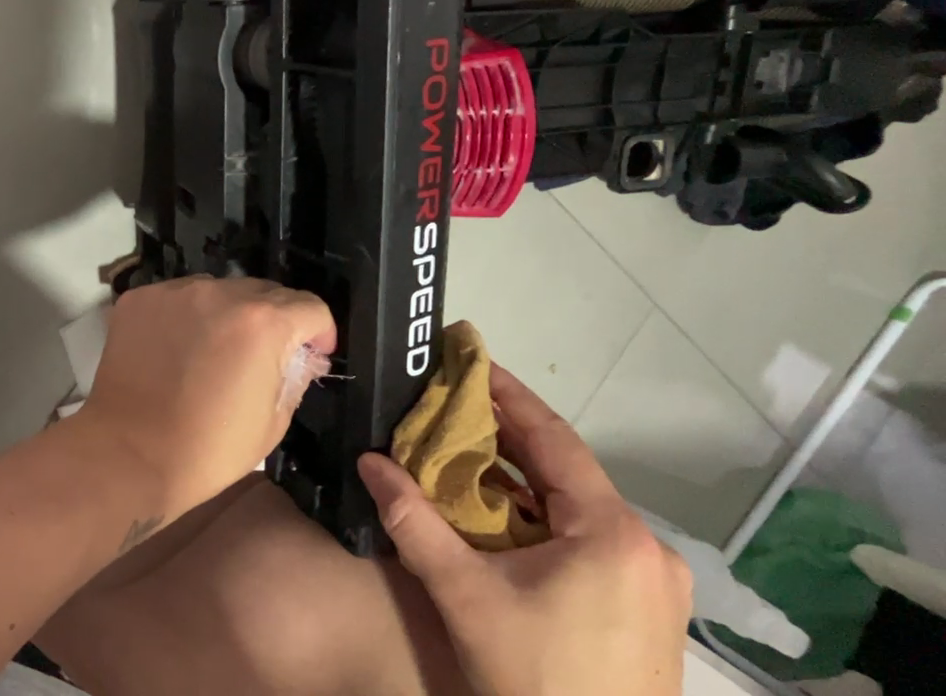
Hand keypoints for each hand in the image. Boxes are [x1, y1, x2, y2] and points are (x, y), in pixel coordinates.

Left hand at [76, 277, 336, 529]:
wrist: (128, 453)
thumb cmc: (208, 448)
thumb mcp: (274, 420)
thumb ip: (296, 375)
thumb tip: (304, 354)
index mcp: (262, 322)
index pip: (310, 306)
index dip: (318, 333)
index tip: (308, 355)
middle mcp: (218, 293)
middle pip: (264, 292)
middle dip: (272, 321)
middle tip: (256, 359)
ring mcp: (173, 292)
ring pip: (217, 290)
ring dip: (225, 314)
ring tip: (210, 353)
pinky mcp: (138, 299)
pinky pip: (176, 298)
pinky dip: (184, 316)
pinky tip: (174, 351)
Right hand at [357, 365, 692, 695]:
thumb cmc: (537, 678)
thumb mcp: (465, 596)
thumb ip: (414, 521)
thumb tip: (369, 461)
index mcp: (614, 534)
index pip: (556, 440)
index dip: (508, 394)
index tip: (469, 358)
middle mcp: (648, 548)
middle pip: (568, 470)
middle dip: (507, 434)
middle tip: (451, 404)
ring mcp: (654, 582)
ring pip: (577, 506)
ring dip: (521, 478)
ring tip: (464, 453)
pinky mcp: (646, 609)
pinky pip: (587, 538)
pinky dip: (541, 515)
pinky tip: (500, 517)